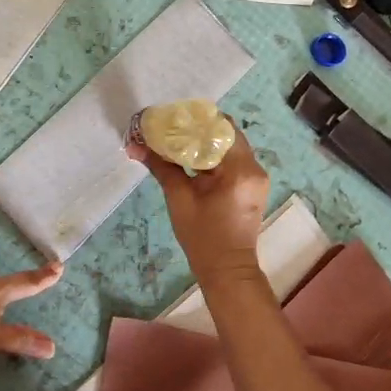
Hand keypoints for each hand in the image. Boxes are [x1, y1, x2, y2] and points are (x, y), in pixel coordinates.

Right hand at [128, 124, 269, 283]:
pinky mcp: (251, 185)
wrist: (226, 269)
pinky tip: (191, 160)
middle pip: (226, 135)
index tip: (173, 121)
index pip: (222, 128)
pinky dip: (212, 156)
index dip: (197, 121)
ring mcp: (255, 177)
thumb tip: (134, 145)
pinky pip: (232, 160)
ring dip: (205, 142)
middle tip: (171, 130)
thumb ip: (160, 166)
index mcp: (240, 169)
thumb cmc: (203, 235)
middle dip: (198, 130)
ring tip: (178, 143)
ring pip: (229, 146)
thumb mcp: (178, 197)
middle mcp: (254, 168)